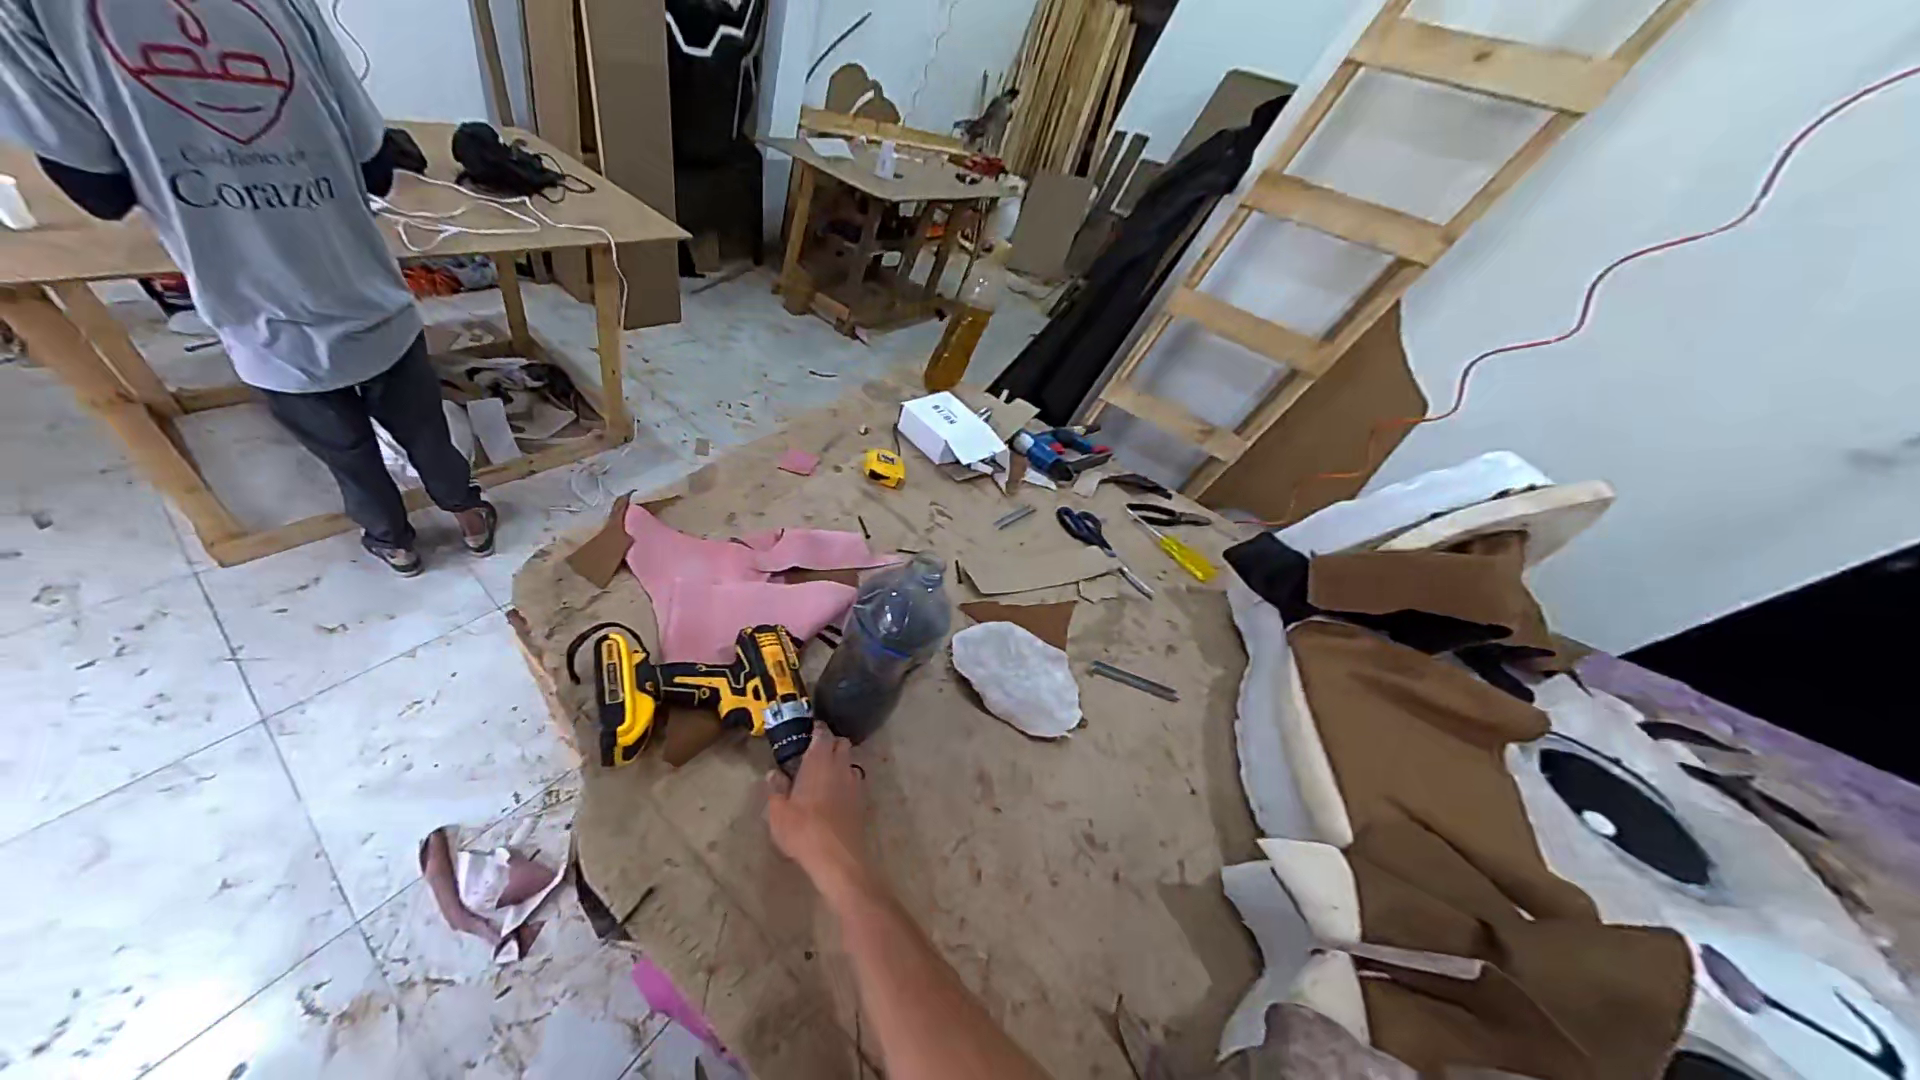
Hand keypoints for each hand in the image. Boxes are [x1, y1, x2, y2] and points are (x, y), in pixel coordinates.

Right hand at [766, 724, 869, 895]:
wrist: (836, 855)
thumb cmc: (802, 828)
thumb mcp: (778, 811)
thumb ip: (776, 789)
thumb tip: (773, 774)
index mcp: (819, 761)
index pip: (823, 733)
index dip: (817, 730)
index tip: (809, 733)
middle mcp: (840, 765)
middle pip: (842, 743)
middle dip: (831, 743)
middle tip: (816, 753)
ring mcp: (854, 782)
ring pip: (850, 761)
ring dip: (841, 762)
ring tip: (826, 774)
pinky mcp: (862, 799)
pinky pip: (855, 780)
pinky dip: (846, 780)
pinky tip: (836, 794)